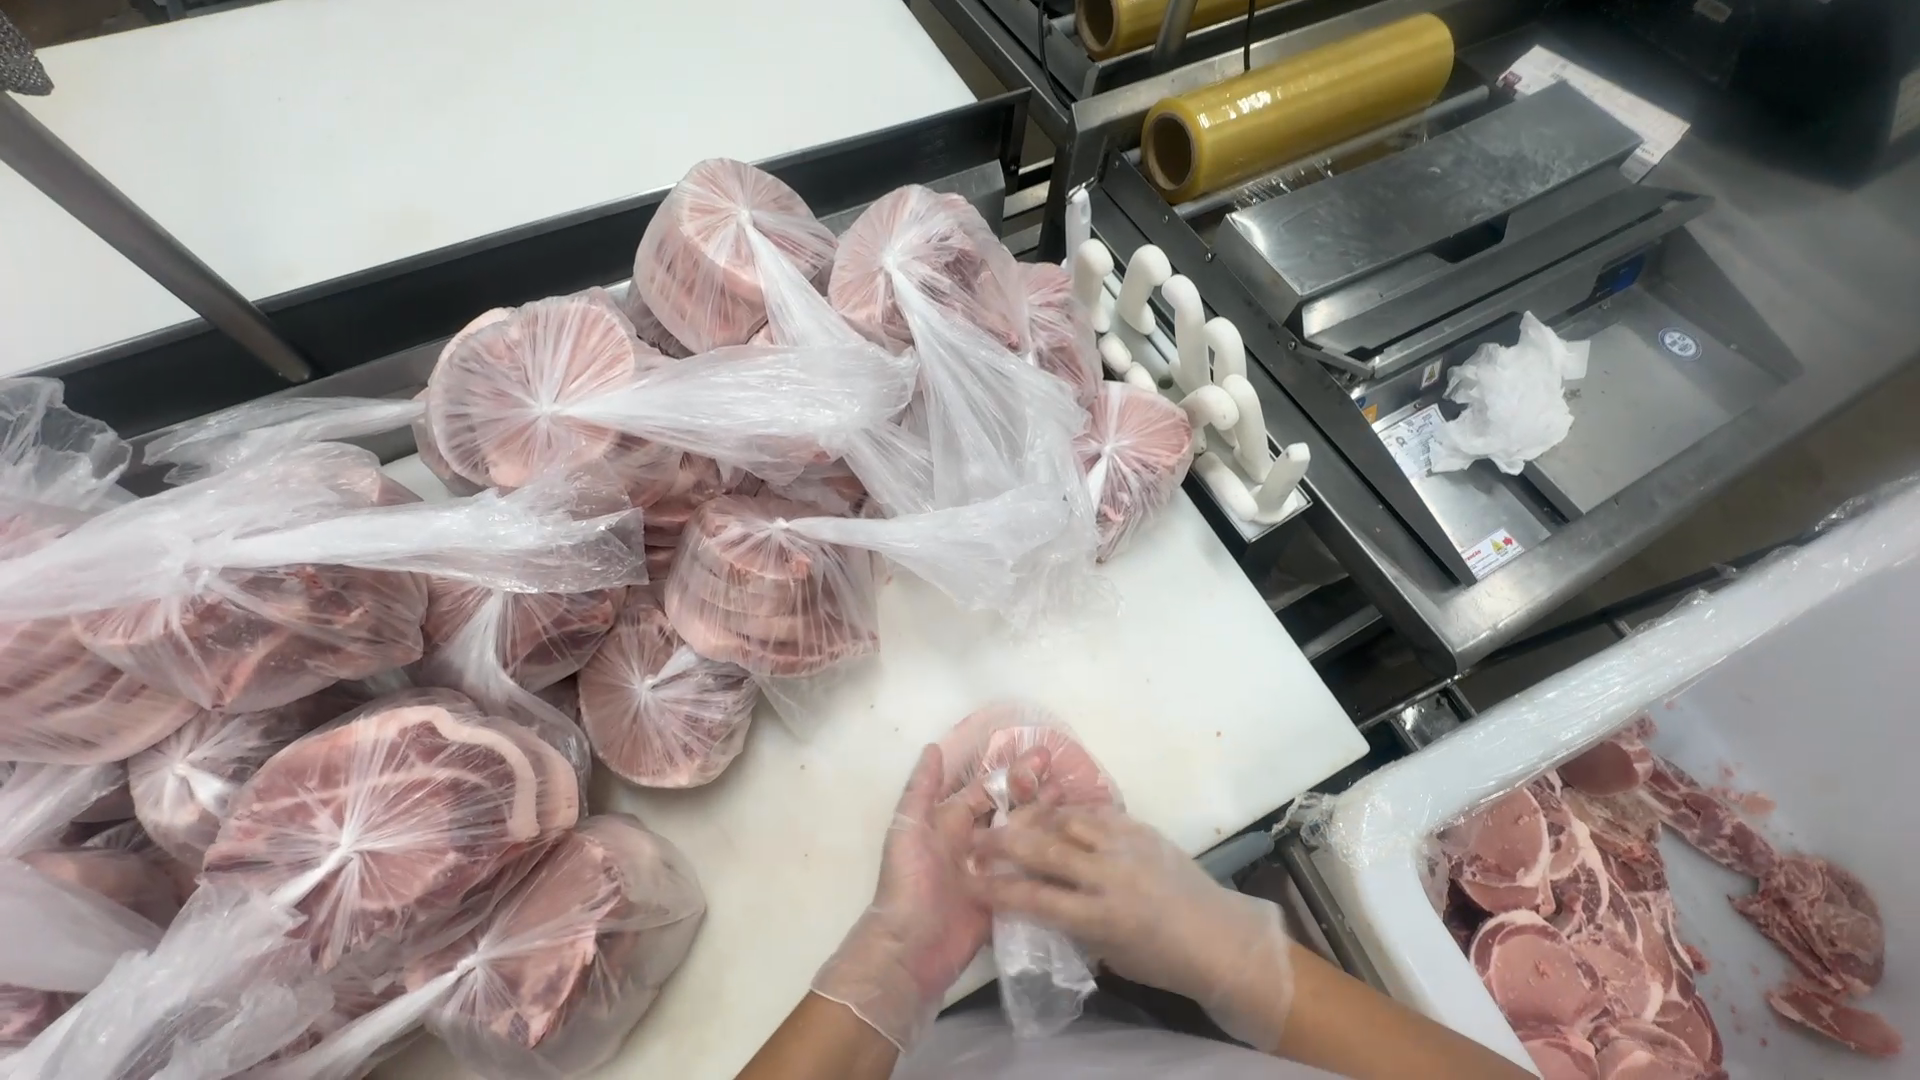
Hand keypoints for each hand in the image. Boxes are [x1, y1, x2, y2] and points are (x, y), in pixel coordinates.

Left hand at [812, 742, 1046, 1049]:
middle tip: (1066, 779)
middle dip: (1035, 795)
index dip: (1013, 773)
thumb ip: (922, 790)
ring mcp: (991, 874)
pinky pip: (1029, 876)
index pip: (987, 791)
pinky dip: (1048, 863)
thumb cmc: (907, 885)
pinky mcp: (1005, 902)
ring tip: (1076, 808)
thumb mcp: (908, 831)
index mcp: (950, 824)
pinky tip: (1073, 851)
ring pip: (1023, 841)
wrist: (909, 952)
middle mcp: (972, 844)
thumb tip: (933, 747)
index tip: (1044, 756)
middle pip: (1009, 812)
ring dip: (1046, 824)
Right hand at [972, 803, 1293, 1050]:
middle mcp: (1111, 875)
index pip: (1036, 897)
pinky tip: (1053, 812)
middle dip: (1003, 842)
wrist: (1219, 937)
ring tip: (1011, 818)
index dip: (996, 887)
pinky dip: (1069, 812)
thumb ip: (1071, 924)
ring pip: (1067, 820)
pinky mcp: (1141, 828)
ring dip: (1034, 819)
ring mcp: (1127, 845)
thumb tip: (1035, 900)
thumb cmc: (1161, 960)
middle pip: (1044, 849)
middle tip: (975, 837)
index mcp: (1103, 917)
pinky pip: (1096, 812)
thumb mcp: (1108, 954)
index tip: (968, 879)